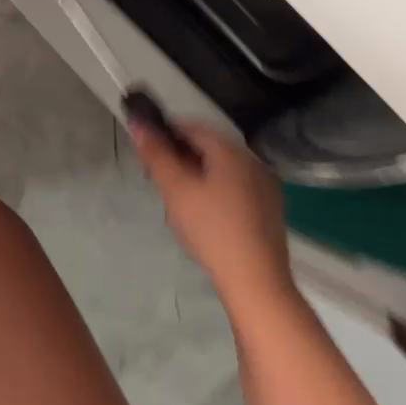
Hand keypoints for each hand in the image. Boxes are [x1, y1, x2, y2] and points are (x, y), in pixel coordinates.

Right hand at [128, 117, 293, 308]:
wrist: (255, 281)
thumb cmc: (210, 229)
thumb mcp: (174, 189)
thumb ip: (155, 154)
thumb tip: (137, 123)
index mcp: (232, 153)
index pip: (192, 127)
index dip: (164, 132)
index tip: (145, 149)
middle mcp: (253, 163)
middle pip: (208, 148)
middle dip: (179, 157)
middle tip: (157, 178)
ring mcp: (265, 187)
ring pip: (220, 169)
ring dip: (195, 174)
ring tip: (176, 199)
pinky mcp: (268, 210)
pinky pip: (234, 187)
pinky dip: (213, 190)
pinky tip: (201, 214)